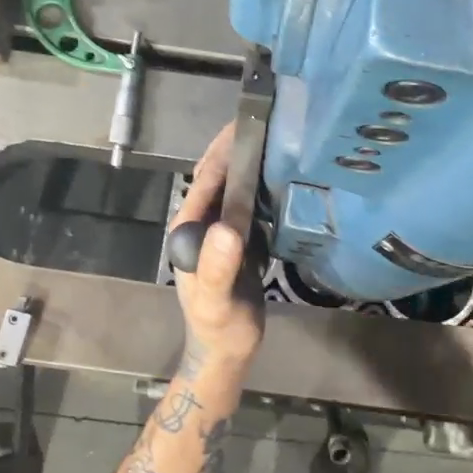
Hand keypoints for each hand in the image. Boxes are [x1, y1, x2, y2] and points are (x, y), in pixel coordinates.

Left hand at [171, 123, 262, 367]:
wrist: (227, 351)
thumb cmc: (219, 327)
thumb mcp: (216, 301)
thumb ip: (217, 268)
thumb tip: (227, 228)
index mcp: (187, 231)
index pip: (204, 180)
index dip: (223, 151)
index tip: (247, 123)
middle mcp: (199, 225)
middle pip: (217, 178)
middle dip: (237, 149)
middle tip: (270, 120)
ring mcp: (218, 233)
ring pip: (233, 190)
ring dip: (251, 165)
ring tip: (282, 139)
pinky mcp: (237, 243)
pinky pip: (248, 207)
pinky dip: (262, 188)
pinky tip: (285, 177)